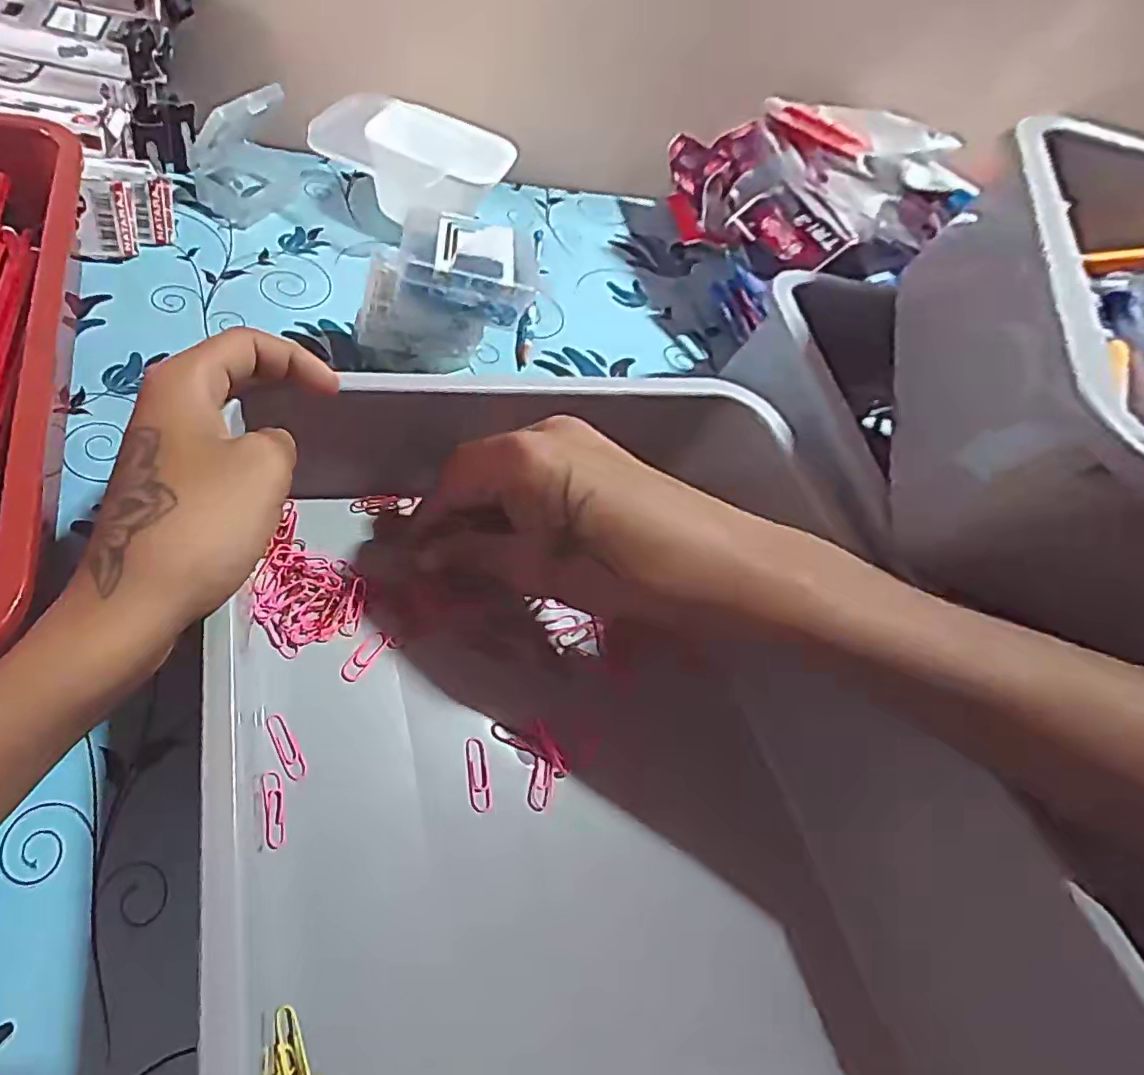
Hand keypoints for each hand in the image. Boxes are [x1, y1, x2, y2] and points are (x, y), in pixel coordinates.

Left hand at [70, 328, 338, 635]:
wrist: (135, 601)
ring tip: (296, 443)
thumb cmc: (202, 524)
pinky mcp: (158, 488)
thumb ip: (279, 439)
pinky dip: (240, 455)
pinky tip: (261, 484)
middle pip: (228, 372)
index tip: (332, 392)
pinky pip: (208, 453)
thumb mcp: (264, 467)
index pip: (246, 343)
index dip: (297, 359)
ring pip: (218, 415)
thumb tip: (265, 446)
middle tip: (317, 406)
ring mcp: (155, 449)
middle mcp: (161, 406)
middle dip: (279, 381)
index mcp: (181, 382)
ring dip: (260, 421)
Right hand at [375, 415, 834, 633]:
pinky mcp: (590, 453)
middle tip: (440, 561)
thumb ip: (475, 555)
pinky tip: (511, 536)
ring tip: (474, 555)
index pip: (451, 481)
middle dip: (450, 514)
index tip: (411, 559)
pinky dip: (508, 502)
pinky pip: (527, 471)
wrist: (732, 568)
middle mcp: (543, 432)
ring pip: (497, 470)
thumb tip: (425, 555)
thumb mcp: (541, 571)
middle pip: (471, 469)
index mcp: (525, 456)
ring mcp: (570, 437)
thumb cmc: (633, 573)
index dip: (426, 521)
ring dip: (478, 509)